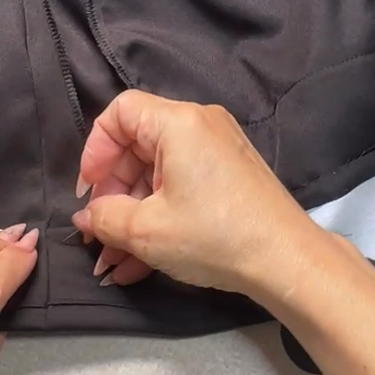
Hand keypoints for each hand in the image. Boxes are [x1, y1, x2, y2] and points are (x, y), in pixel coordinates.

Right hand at [72, 90, 322, 295]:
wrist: (287, 260)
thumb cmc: (214, 235)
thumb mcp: (147, 230)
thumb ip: (106, 217)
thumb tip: (87, 215)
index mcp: (179, 122)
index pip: (120, 112)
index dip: (95, 149)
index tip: (88, 190)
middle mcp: (200, 125)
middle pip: (137, 145)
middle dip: (113, 193)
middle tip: (99, 233)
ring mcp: (217, 150)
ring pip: (158, 173)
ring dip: (132, 215)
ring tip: (114, 261)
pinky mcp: (228, 176)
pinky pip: (181, 186)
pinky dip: (159, 216)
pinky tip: (139, 263)